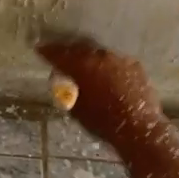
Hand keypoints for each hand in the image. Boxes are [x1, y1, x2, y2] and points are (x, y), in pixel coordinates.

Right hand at [37, 37, 170, 153]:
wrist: (139, 128)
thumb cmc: (103, 122)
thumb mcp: (77, 109)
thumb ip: (68, 91)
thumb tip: (62, 82)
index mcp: (83, 66)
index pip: (60, 54)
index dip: (48, 52)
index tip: (39, 49)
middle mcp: (101, 57)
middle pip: (79, 50)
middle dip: (68, 53)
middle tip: (61, 57)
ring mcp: (120, 59)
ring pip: (99, 54)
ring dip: (89, 59)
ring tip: (84, 66)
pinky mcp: (135, 66)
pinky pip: (115, 62)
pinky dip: (107, 66)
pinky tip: (106, 75)